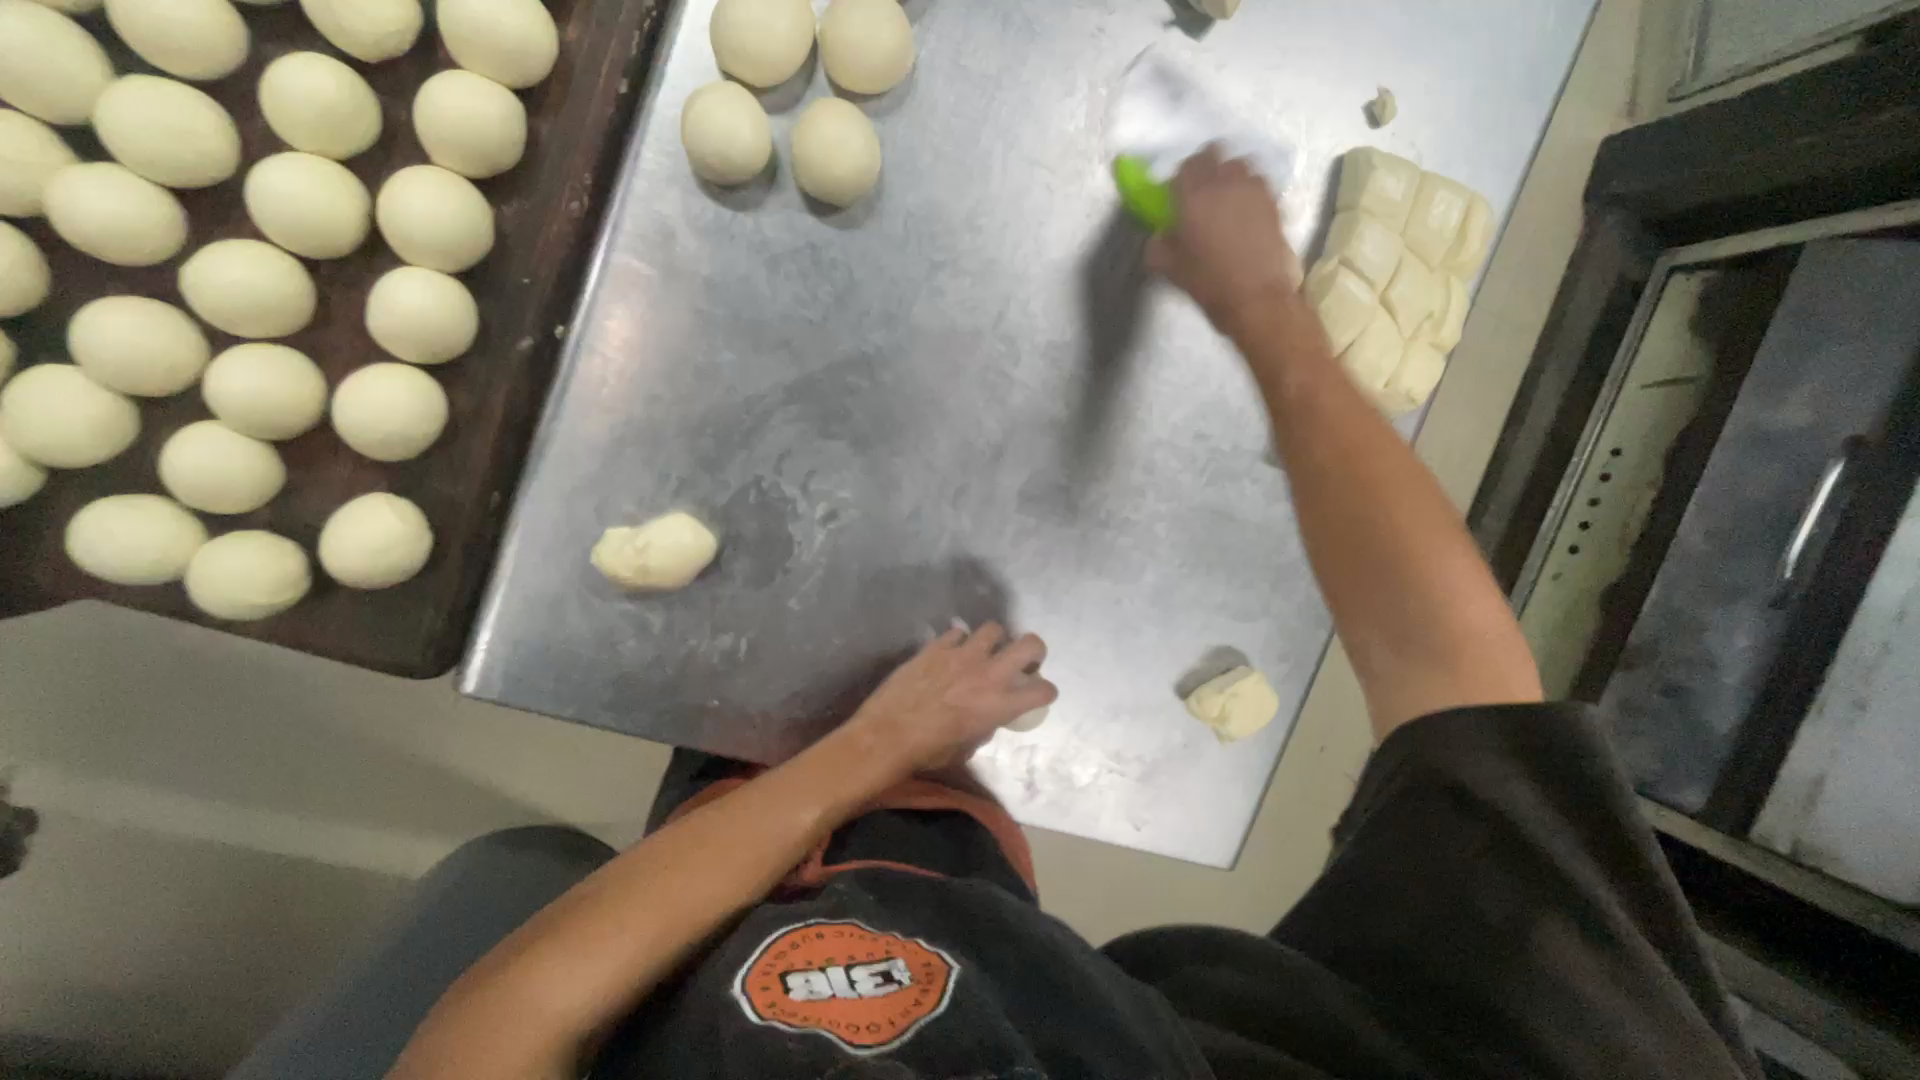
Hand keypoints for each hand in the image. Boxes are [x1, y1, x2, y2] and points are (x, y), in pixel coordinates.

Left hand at [845, 624, 1058, 774]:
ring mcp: (962, 655)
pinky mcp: (936, 647)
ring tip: (984, 652)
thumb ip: (985, 726)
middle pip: (1030, 644)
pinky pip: (957, 633)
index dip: (1045, 691)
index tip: (1039, 693)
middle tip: (1023, 661)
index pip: (1043, 689)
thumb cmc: (928, 752)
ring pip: (994, 629)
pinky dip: (959, 642)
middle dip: (1034, 651)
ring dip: (993, 641)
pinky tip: (951, 653)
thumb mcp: (967, 748)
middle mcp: (988, 674)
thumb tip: (986, 717)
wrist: (887, 735)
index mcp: (1000, 705)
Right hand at [1147, 145, 1304, 338]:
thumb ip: (1158, 245)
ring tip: (1229, 196)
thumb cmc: (1209, 282)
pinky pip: (1261, 184)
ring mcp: (1254, 190)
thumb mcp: (1170, 269)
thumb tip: (1160, 234)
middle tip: (1203, 188)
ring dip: (1233, 174)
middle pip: (1216, 155)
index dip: (1183, 174)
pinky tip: (1248, 211)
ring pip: (1242, 165)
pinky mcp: (1275, 203)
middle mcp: (1225, 183)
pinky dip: (1252, 190)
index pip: (1187, 164)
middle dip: (1209, 166)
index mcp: (1194, 196)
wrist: (1257, 297)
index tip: (1180, 189)